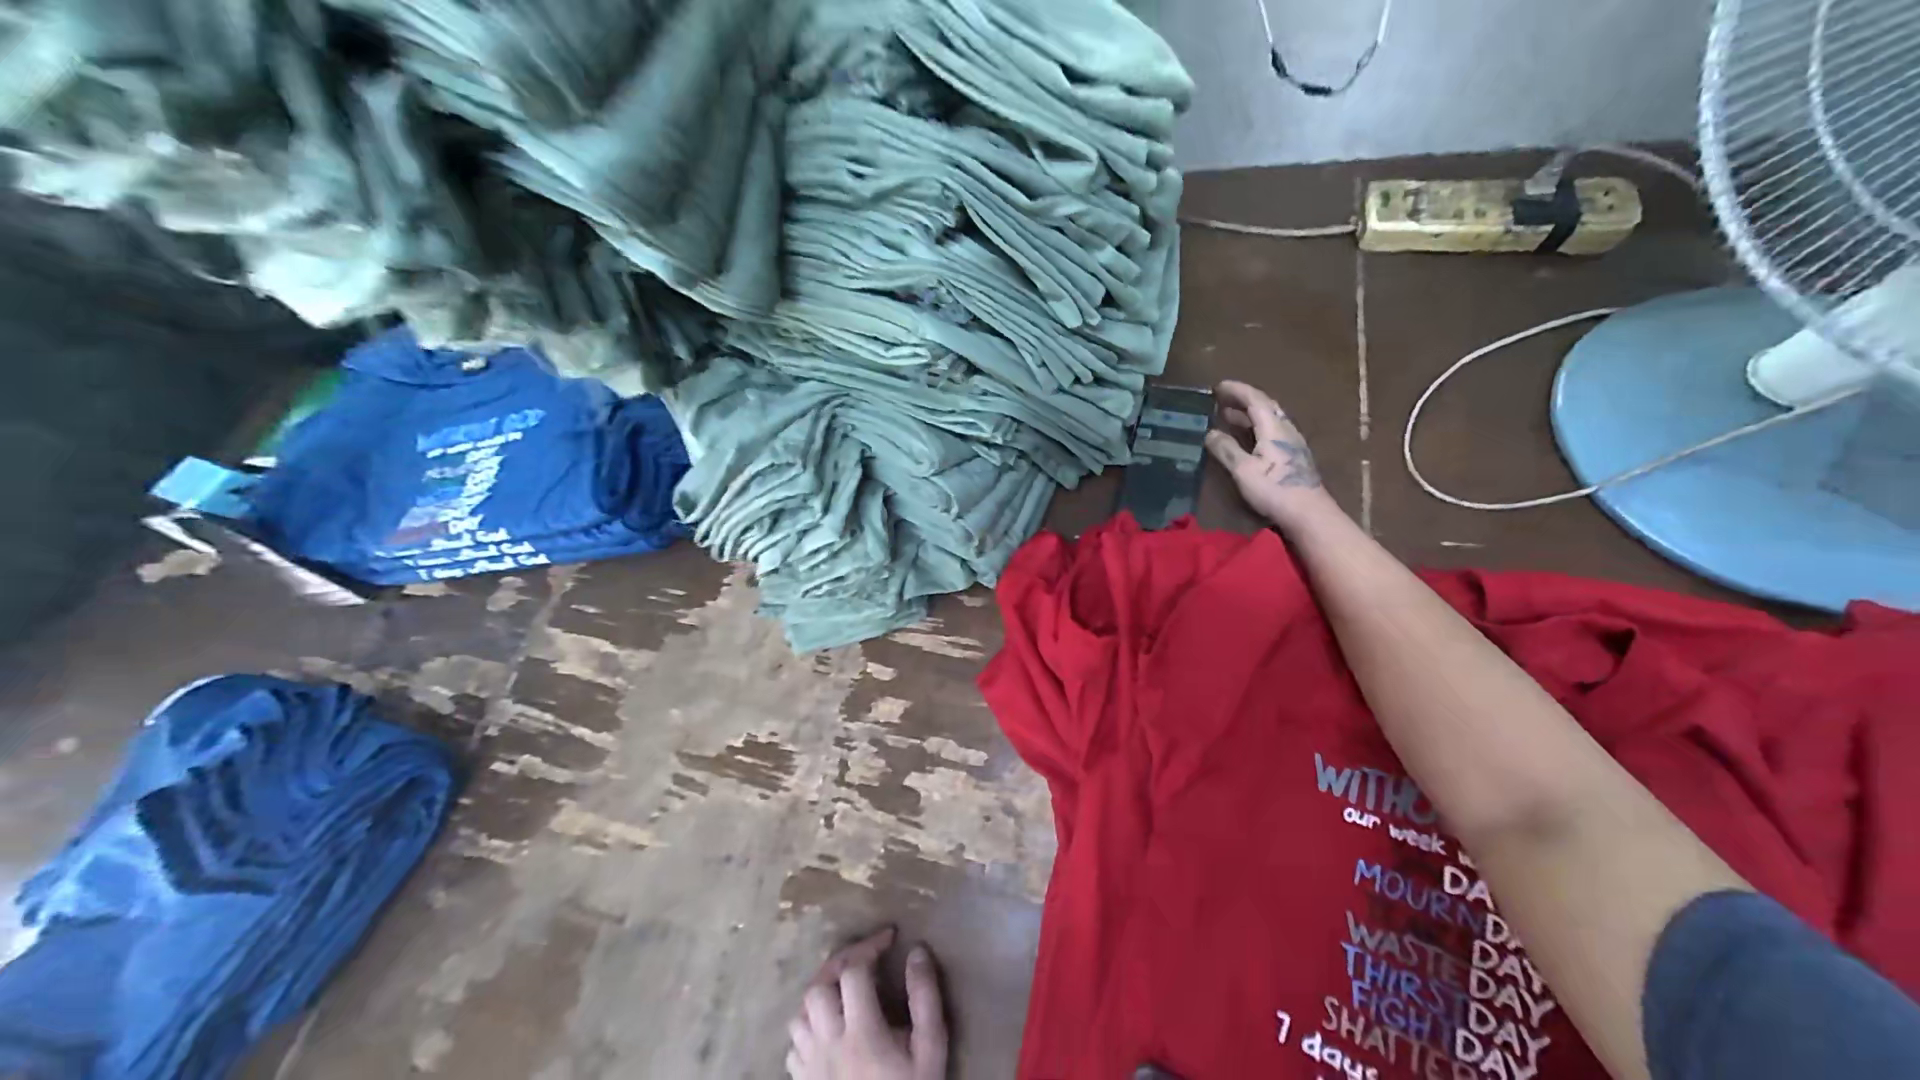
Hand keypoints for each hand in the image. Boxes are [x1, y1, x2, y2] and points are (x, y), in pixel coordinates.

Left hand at [788, 927, 947, 1079]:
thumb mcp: (931, 1049)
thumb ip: (925, 998)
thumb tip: (916, 951)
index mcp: (860, 1032)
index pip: (853, 972)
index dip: (870, 946)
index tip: (890, 939)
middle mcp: (828, 1044)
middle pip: (818, 987)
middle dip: (840, 965)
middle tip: (864, 961)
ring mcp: (810, 1067)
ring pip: (799, 1013)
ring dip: (821, 995)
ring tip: (844, 992)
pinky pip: (794, 1045)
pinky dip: (808, 1027)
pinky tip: (829, 1029)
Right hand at [1203, 380, 1338, 528]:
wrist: (1309, 513)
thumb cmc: (1274, 489)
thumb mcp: (1243, 470)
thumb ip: (1226, 449)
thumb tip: (1211, 433)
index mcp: (1273, 427)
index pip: (1255, 399)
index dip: (1237, 390)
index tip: (1218, 387)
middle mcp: (1285, 430)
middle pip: (1265, 407)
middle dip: (1243, 400)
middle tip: (1222, 400)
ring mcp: (1292, 443)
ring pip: (1270, 420)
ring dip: (1249, 415)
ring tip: (1230, 417)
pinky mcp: (1294, 457)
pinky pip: (1273, 432)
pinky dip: (1256, 428)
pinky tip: (1248, 438)